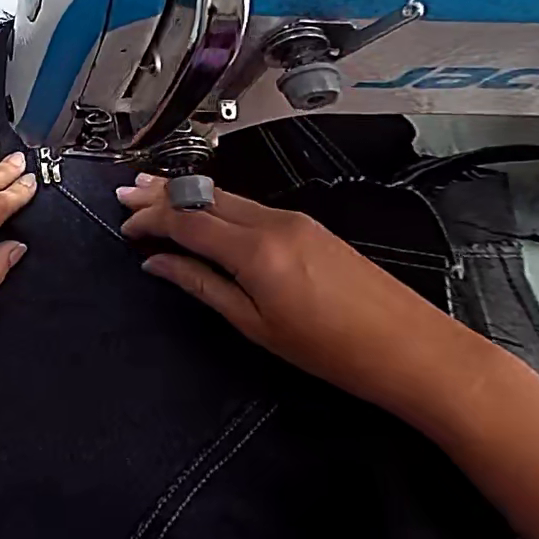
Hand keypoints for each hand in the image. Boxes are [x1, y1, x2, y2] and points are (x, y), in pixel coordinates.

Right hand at [117, 175, 495, 421]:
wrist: (412, 348)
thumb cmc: (333, 350)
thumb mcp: (256, 326)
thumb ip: (202, 285)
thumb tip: (159, 263)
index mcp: (254, 250)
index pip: (187, 220)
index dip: (152, 218)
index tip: (126, 223)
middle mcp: (270, 221)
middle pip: (204, 196)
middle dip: (162, 192)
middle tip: (127, 190)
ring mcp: (291, 217)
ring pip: (225, 195)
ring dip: (187, 193)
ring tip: (153, 188)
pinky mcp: (306, 223)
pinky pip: (247, 204)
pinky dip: (216, 203)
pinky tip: (202, 207)